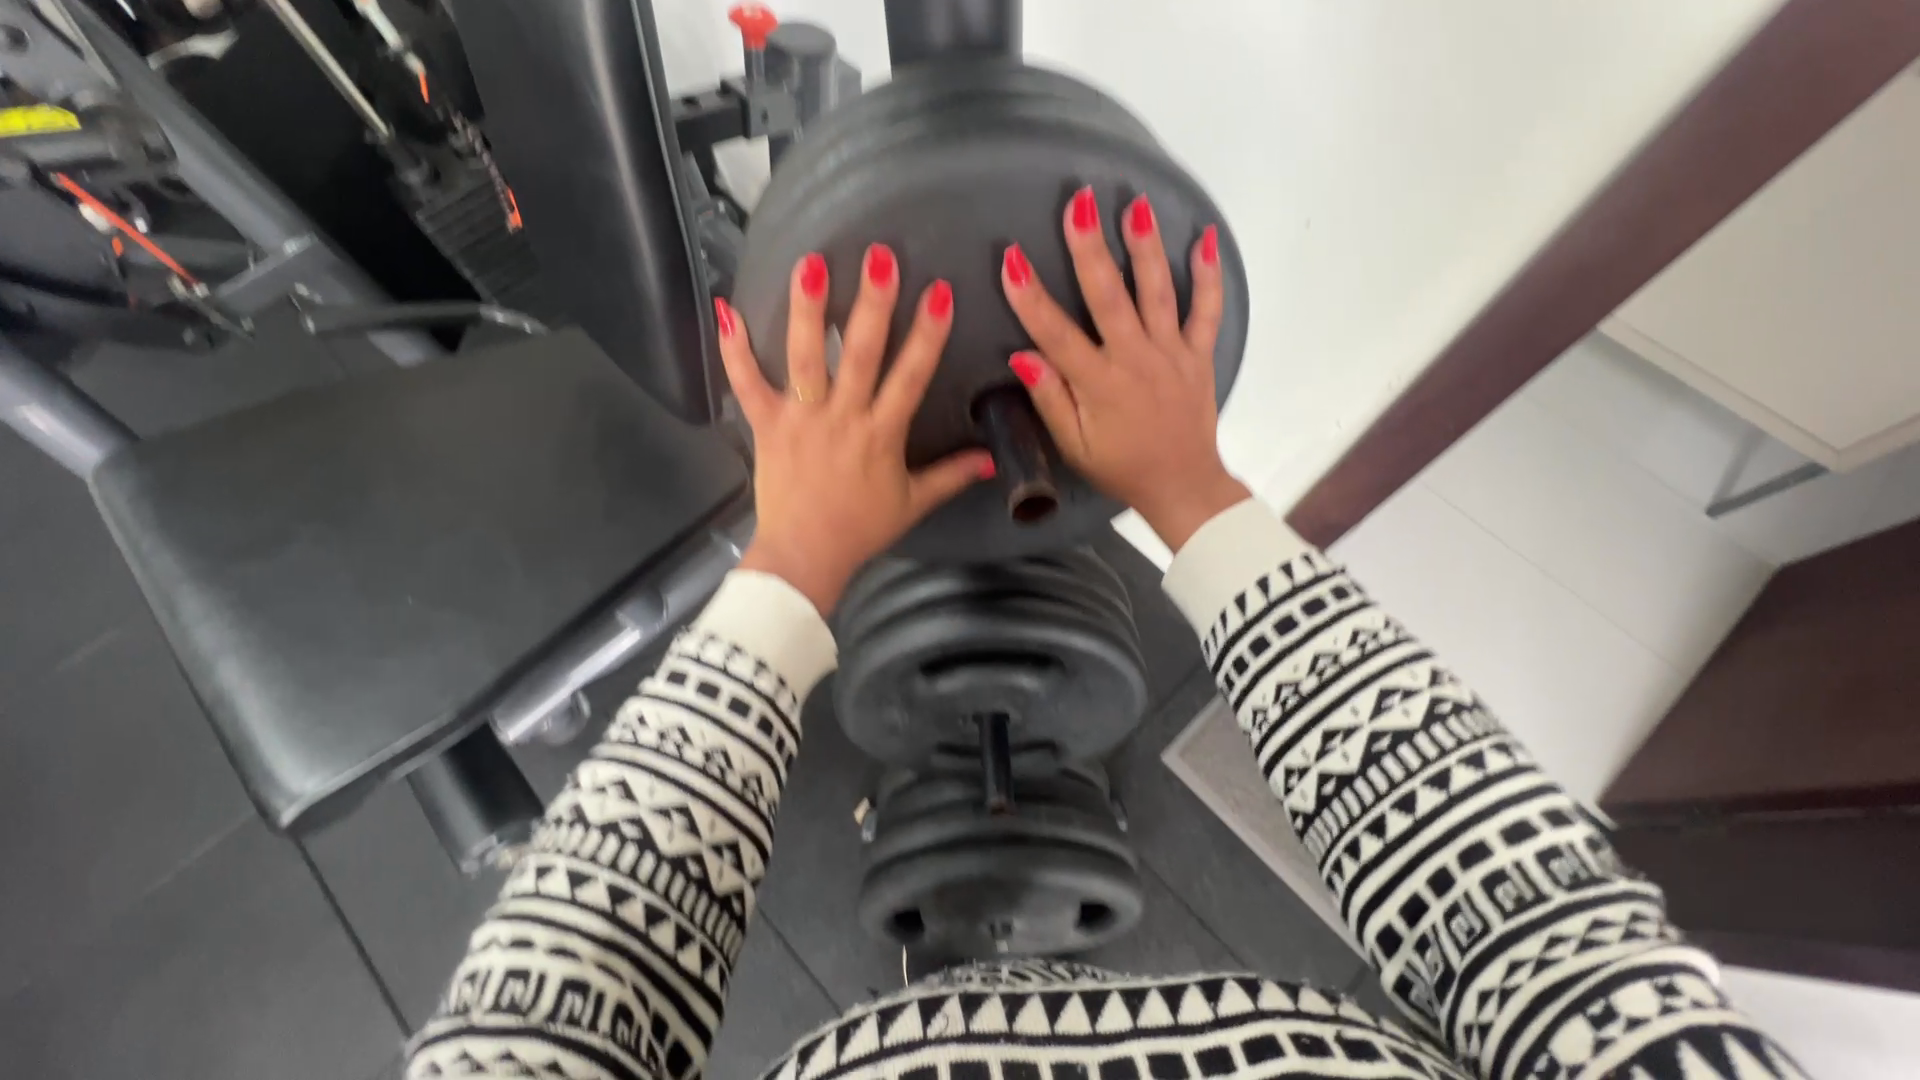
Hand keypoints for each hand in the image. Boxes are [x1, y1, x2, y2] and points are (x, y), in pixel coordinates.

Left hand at [717, 247, 993, 614]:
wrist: (805, 556)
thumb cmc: (861, 529)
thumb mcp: (913, 503)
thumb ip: (951, 476)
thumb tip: (989, 458)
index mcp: (882, 434)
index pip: (911, 376)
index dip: (928, 335)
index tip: (940, 293)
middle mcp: (843, 417)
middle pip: (862, 354)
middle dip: (873, 303)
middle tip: (879, 256)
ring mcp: (801, 419)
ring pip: (805, 358)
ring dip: (808, 311)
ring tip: (811, 264)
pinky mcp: (766, 426)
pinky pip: (748, 385)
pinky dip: (735, 351)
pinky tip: (725, 310)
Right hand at [1000, 188, 1249, 551]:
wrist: (1182, 483)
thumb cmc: (1120, 466)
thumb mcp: (1075, 446)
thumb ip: (1051, 400)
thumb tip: (1023, 355)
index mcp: (1099, 384)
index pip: (1056, 334)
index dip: (1030, 297)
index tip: (1011, 260)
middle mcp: (1135, 360)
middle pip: (1109, 297)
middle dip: (1090, 248)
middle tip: (1079, 202)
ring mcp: (1171, 353)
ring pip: (1158, 292)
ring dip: (1145, 247)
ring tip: (1137, 205)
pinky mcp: (1199, 354)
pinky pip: (1207, 310)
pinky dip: (1208, 275)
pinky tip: (1203, 238)